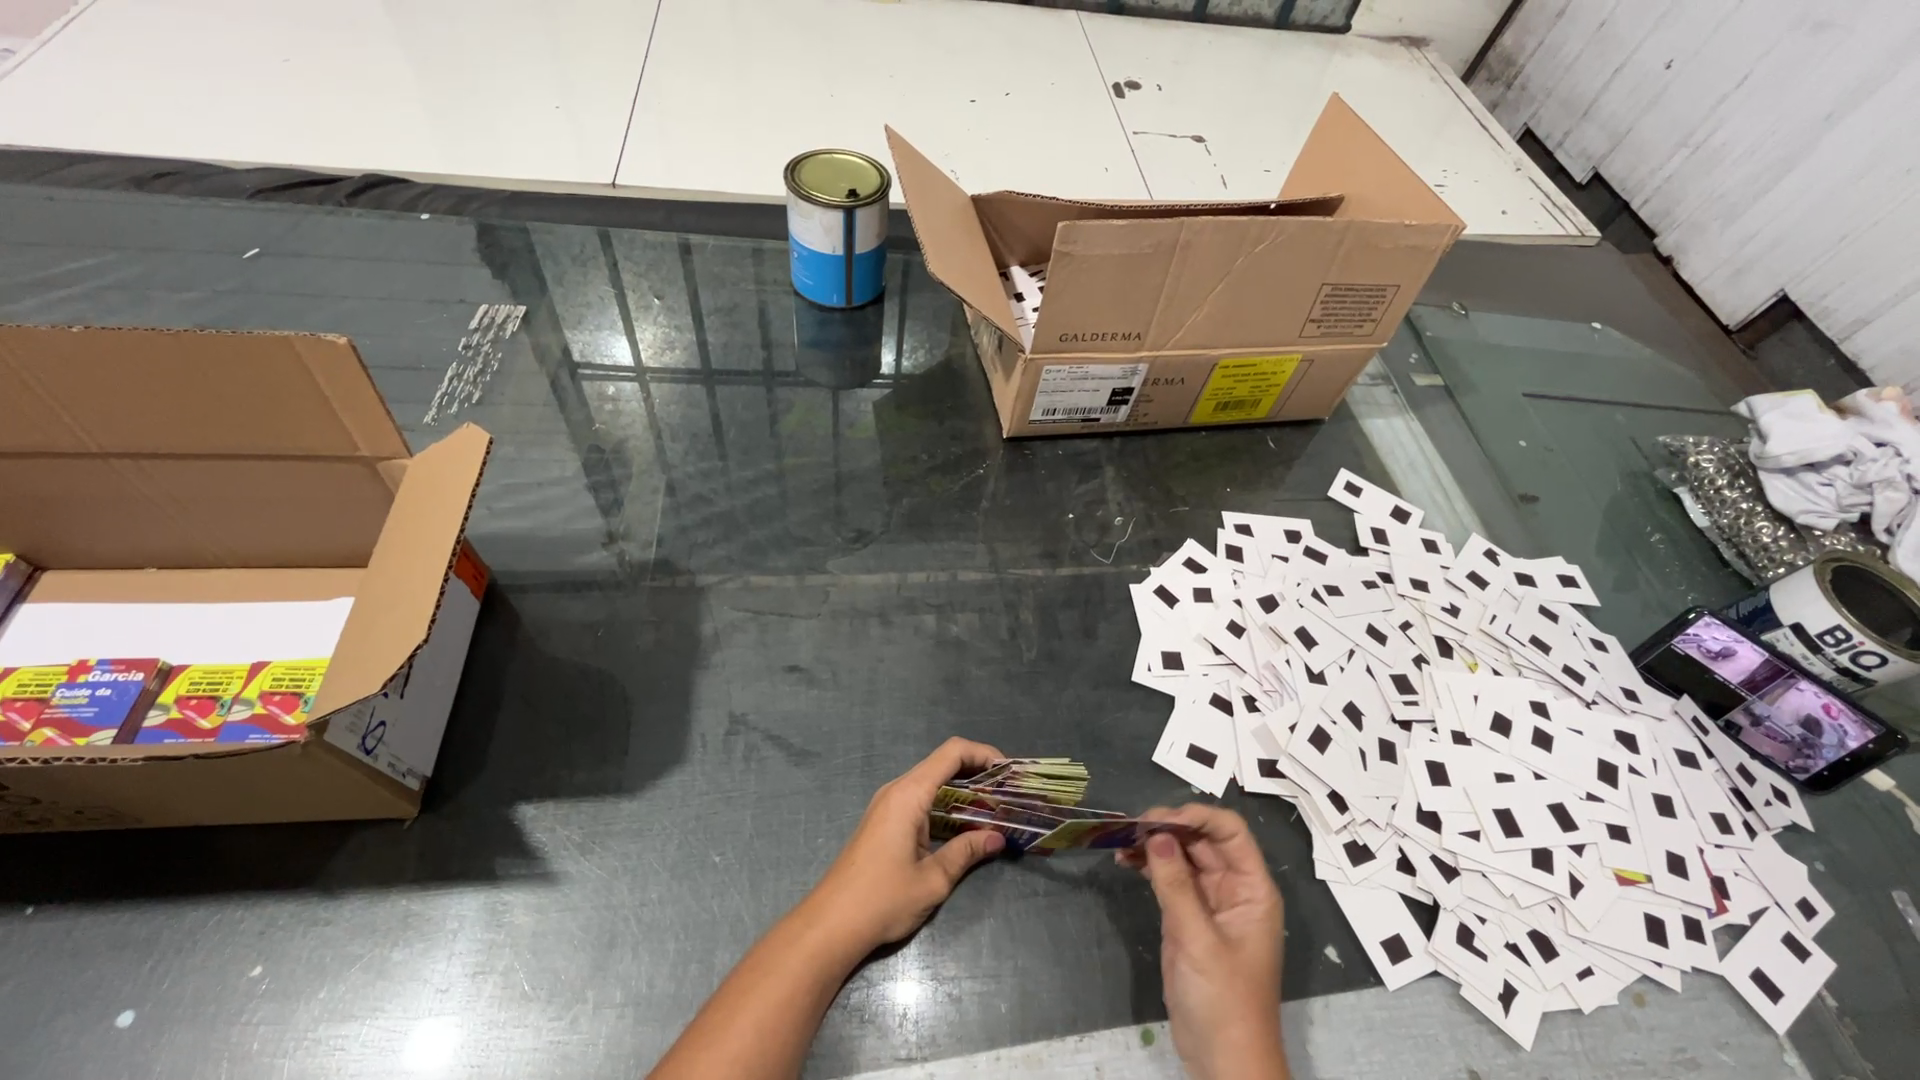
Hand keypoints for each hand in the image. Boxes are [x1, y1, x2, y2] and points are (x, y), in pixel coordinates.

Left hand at [804, 737, 1007, 950]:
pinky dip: (945, 807)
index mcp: (909, 794)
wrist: (830, 925)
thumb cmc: (882, 900)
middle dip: (978, 775)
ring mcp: (887, 806)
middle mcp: (897, 791)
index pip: (952, 753)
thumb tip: (998, 838)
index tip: (1009, 773)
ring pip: (932, 784)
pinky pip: (920, 801)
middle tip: (1008, 796)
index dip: (983, 754)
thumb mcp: (934, 879)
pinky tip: (964, 828)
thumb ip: (967, 852)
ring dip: (963, 793)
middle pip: (943, 765)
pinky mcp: (884, 823)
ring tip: (994, 812)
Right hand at [1120, 805, 1286, 1079]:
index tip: (1159, 818)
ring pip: (1182, 857)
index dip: (1198, 816)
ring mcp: (1209, 904)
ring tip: (1122, 841)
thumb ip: (1177, 884)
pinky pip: (1169, 879)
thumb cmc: (1223, 999)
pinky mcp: (1187, 919)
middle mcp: (1233, 889)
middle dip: (1168, 827)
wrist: (1223, 1058)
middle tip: (1130, 826)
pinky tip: (1125, 860)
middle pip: (1203, 840)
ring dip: (1155, 845)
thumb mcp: (1198, 939)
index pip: (1230, 832)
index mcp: (1252, 889)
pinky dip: (1148, 867)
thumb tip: (1156, 835)